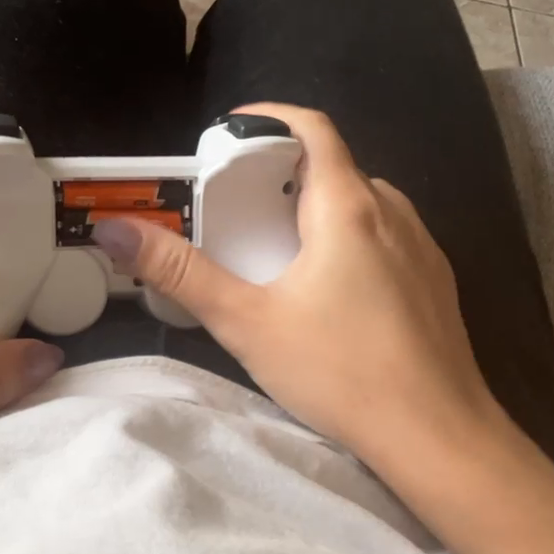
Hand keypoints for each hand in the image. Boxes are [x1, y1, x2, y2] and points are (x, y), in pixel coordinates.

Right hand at [92, 103, 510, 465]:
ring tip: (281, 247)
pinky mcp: (437, 283)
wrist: (436, 434)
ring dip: (320, 207)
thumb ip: (180, 273)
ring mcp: (423, 247)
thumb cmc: (337, 371)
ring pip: (365, 204)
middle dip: (284, 173)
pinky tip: (332, 290)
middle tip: (240, 207)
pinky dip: (351, 239)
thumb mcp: (245, 323)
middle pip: (335, 167)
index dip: (271, 118)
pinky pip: (388, 237)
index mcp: (347, 208)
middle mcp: (393, 212)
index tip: (232, 133)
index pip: (314, 129)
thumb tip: (117, 230)